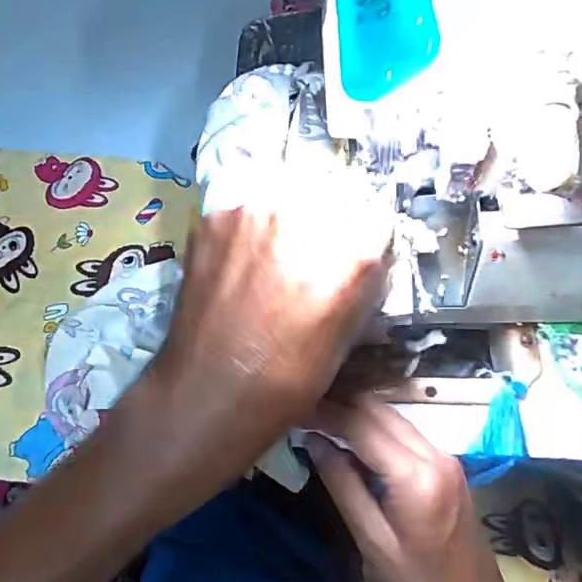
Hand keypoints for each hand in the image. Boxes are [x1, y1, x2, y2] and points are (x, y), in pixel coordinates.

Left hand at [146, 205, 387, 461]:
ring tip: (268, 255)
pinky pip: (243, 207)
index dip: (363, 236)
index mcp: (351, 255)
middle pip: (330, 195)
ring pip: (283, 193)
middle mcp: (306, 219)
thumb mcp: (344, 337)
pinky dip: (246, 225)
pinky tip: (237, 258)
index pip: (375, 218)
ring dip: (282, 217)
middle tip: (304, 255)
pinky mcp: (215, 216)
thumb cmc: (285, 380)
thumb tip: (359, 260)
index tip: (349, 251)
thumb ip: (358, 285)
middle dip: (324, 220)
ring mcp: (255, 212)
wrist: (207, 388)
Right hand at [307, 398, 531, 581]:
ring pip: (390, 415)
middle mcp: (435, 455)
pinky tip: (348, 439)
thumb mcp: (372, 541)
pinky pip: (403, 432)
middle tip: (299, 411)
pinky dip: (372, 427)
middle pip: (377, 409)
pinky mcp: (447, 465)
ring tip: (316, 421)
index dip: (323, 412)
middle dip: (336, 404)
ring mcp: (445, 457)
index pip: (360, 423)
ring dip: (354, 412)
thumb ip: (342, 484)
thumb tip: (313, 441)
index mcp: (416, 476)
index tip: (291, 409)